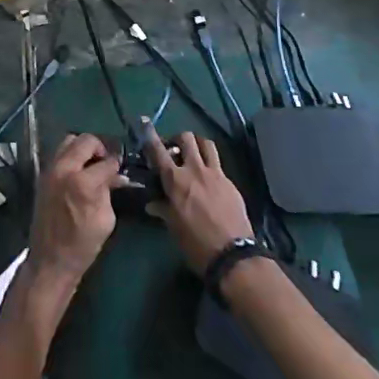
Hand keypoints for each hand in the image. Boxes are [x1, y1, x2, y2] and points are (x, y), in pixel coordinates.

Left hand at [29, 133, 125, 280]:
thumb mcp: (106, 218)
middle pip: (84, 140)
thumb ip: (109, 190)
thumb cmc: (83, 243)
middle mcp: (63, 168)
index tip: (121, 168)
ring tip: (92, 165)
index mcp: (82, 182)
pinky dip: (71, 155)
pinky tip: (79, 171)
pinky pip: (58, 154)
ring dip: (82, 148)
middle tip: (106, 162)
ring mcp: (49, 169)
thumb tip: (116, 175)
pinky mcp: (42, 175)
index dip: (116, 163)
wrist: (51, 258)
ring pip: (68, 141)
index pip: (105, 161)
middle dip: (99, 148)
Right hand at [144, 121, 255, 273]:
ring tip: (193, 154)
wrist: (233, 255)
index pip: (158, 150)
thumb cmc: (196, 242)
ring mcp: (215, 174)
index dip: (150, 134)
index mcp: (175, 179)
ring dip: (197, 144)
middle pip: (186, 138)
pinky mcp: (230, 183)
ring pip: (206, 144)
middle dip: (178, 139)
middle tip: (174, 150)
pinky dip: (211, 164)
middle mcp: (194, 169)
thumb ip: (163, 209)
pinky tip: (208, 178)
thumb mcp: (174, 226)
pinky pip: (219, 164)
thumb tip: (152, 204)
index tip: (144, 123)